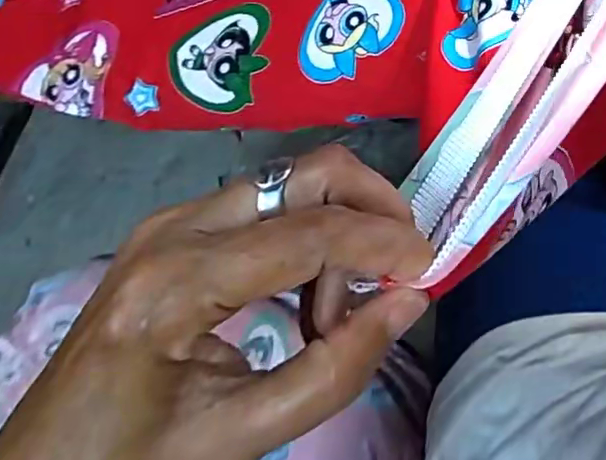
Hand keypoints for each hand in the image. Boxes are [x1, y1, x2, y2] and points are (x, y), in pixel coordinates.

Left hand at [0, 144, 431, 459]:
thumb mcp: (234, 440)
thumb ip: (333, 371)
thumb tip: (409, 300)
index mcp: (176, 284)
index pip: (307, 234)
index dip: (381, 242)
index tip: (429, 265)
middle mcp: (177, 225)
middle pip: (305, 172)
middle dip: (370, 204)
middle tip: (399, 264)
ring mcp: (175, 218)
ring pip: (293, 181)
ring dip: (338, 230)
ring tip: (331, 315)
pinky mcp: (180, 224)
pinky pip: (269, 205)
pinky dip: (309, 236)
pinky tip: (305, 298)